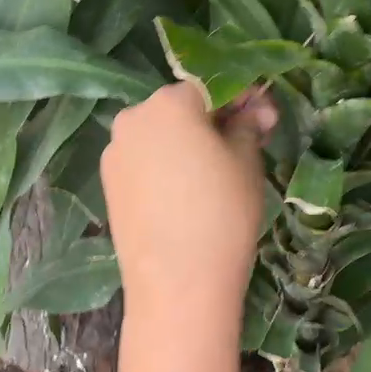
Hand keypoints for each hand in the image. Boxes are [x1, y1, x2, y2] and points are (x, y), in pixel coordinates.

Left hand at [101, 81, 275, 317]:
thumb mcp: (245, 164)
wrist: (177, 283)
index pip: (209, 88)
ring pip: (158, 135)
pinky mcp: (107, 181)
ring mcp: (115, 150)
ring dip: (185, 144)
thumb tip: (257, 109)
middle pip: (179, 109)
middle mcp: (133, 117)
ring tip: (215, 177)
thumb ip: (247, 127)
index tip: (264, 118)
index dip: (240, 100)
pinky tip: (184, 195)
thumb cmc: (221, 214)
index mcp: (167, 103)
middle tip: (244, 147)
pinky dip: (163, 167)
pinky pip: (142, 161)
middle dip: (211, 121)